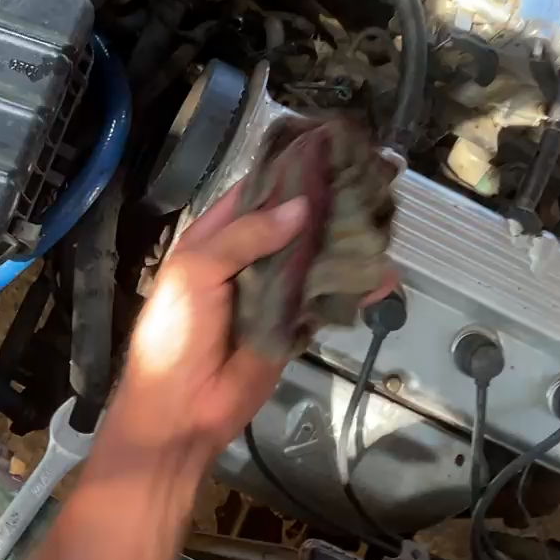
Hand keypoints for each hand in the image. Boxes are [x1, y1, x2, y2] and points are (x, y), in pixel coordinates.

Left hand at [96, 183, 397, 471]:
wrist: (182, 411)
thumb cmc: (176, 332)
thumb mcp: (196, 271)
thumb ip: (245, 236)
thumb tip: (300, 207)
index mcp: (215, 237)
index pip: (255, 192)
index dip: (288, 171)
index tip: (329, 148)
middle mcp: (247, 257)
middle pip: (292, 222)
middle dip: (326, 204)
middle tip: (371, 179)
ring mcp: (273, 290)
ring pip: (313, 258)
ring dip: (343, 242)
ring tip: (383, 217)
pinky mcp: (294, 324)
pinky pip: (325, 300)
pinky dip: (352, 289)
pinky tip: (382, 275)